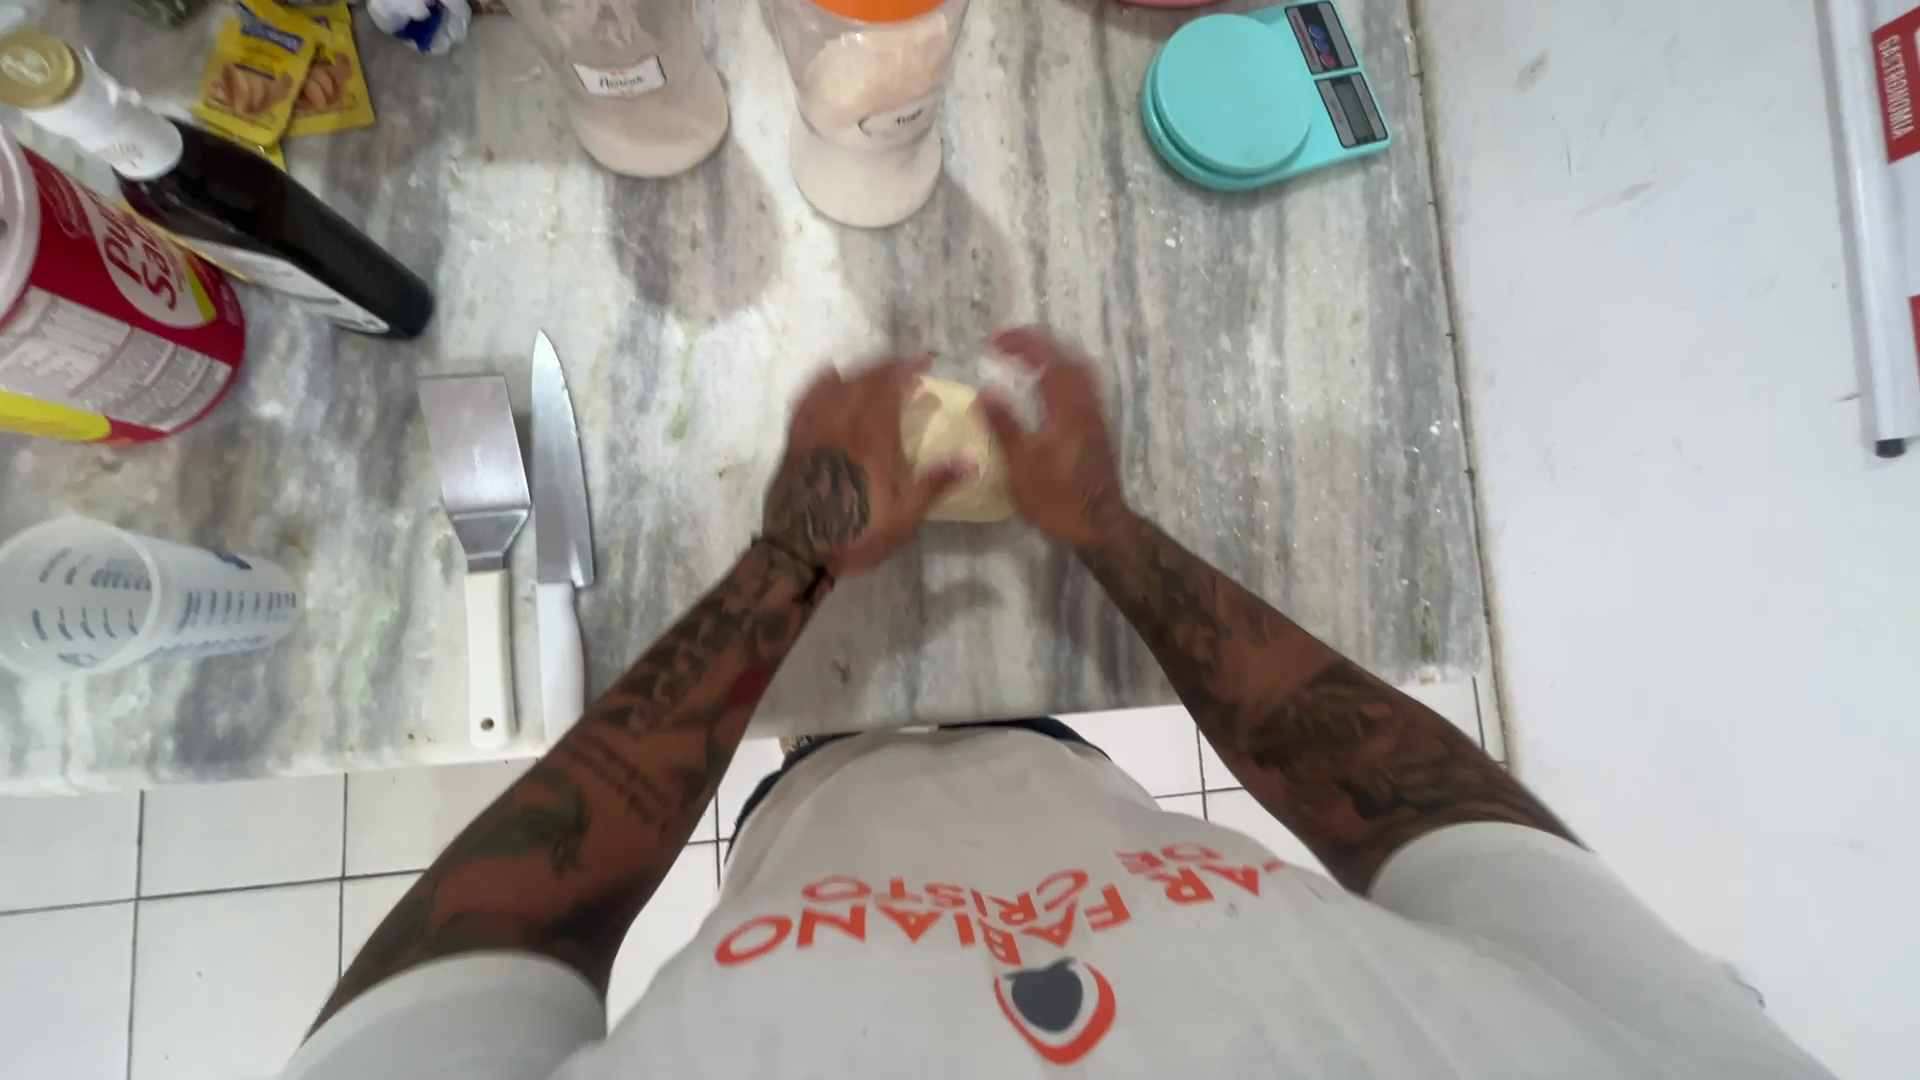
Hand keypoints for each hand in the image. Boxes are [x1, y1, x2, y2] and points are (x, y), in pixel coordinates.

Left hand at [762, 355, 970, 577]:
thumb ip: (933, 485)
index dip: (908, 368)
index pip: (890, 388)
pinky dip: (822, 382)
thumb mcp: (903, 519)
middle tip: (909, 368)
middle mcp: (841, 425)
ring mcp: (814, 430)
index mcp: (871, 441)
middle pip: (865, 380)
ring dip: (860, 372)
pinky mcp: (794, 440)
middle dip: (888, 366)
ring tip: (878, 372)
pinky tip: (831, 376)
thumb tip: (972, 462)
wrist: (795, 552)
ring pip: (837, 385)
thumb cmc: (855, 536)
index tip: (927, 361)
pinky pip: (807, 399)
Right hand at [976, 327, 1130, 548]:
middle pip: (1068, 356)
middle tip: (1008, 342)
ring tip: (1027, 357)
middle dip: (1037, 342)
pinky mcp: (1098, 428)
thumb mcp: (1022, 467)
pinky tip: (1050, 385)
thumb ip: (1004, 426)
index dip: (1019, 344)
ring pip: (1080, 369)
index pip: (1046, 360)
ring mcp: (1096, 416)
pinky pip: (1084, 384)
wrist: (1099, 525)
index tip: (992, 341)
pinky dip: (1064, 372)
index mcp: (1067, 410)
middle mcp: (1086, 405)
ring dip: (1053, 355)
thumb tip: (985, 390)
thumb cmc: (1058, 500)